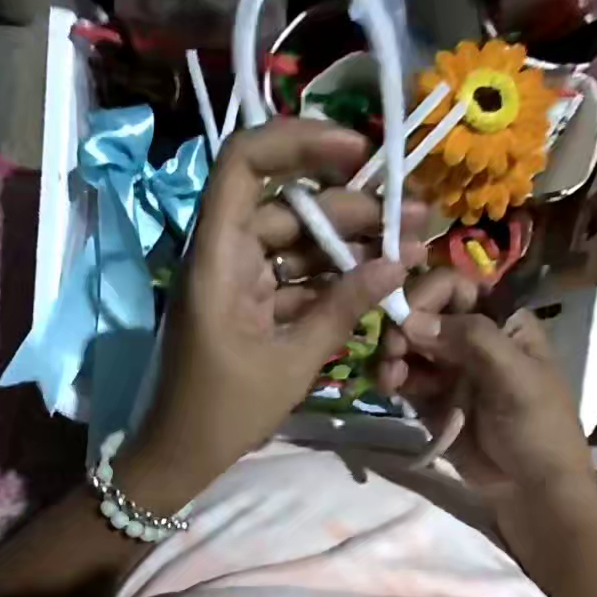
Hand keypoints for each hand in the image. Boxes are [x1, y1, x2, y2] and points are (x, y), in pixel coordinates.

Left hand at [127, 119, 426, 499]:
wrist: (182, 454)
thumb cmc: (226, 411)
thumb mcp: (293, 361)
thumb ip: (343, 308)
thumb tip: (397, 264)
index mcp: (218, 258)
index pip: (244, 165)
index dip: (297, 141)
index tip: (357, 150)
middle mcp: (226, 255)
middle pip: (288, 206)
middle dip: (352, 207)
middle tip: (414, 215)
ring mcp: (239, 280)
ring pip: (298, 242)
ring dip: (351, 244)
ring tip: (410, 247)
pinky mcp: (251, 304)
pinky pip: (296, 277)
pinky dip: (333, 279)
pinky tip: (378, 282)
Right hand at [378, 292, 596, 502]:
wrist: (533, 490)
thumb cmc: (537, 427)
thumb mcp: (515, 377)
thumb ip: (470, 339)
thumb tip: (411, 319)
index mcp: (502, 322)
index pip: (456, 288)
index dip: (428, 294)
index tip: (405, 317)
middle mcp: (472, 339)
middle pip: (425, 314)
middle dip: (402, 327)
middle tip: (391, 350)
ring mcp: (450, 370)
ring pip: (409, 346)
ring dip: (392, 354)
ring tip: (388, 377)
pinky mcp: (432, 400)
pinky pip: (404, 378)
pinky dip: (392, 378)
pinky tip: (387, 387)